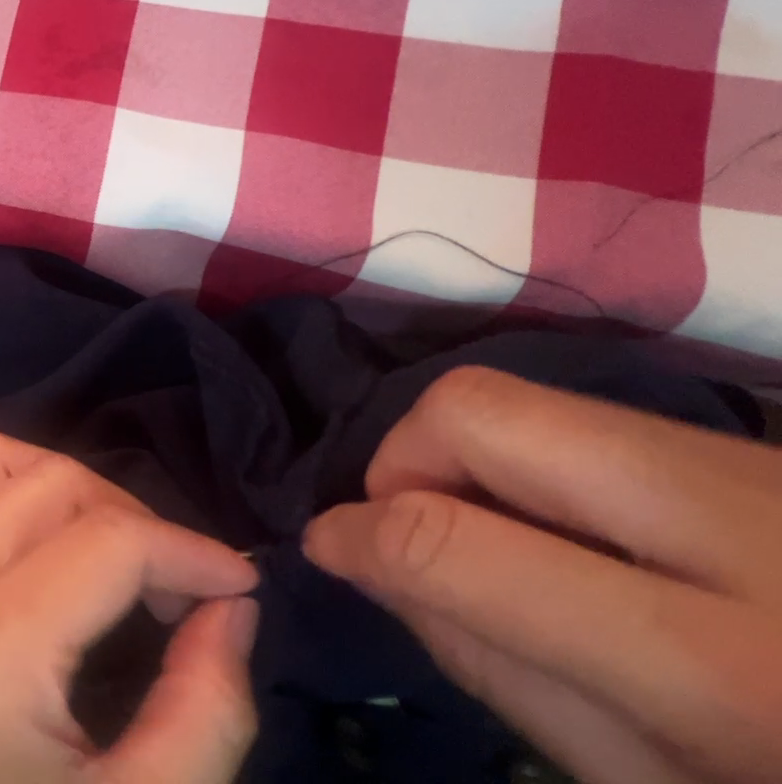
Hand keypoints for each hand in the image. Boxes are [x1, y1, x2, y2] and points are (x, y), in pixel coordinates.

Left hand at [0, 431, 260, 783]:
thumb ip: (204, 714)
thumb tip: (232, 606)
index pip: (109, 541)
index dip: (193, 552)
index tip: (239, 589)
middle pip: (52, 483)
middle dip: (136, 518)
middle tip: (176, 589)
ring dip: (61, 484)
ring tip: (105, 551)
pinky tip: (9, 531)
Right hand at [305, 367, 781, 783]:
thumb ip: (492, 667)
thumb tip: (370, 562)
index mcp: (723, 668)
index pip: (455, 543)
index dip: (357, 534)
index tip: (327, 545)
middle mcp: (747, 530)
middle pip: (481, 411)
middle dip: (404, 456)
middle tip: (411, 522)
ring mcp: (768, 468)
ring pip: (532, 398)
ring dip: (468, 456)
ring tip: (497, 529)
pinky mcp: (769, 444)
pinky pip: (593, 418)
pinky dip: (536, 460)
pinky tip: (577, 528)